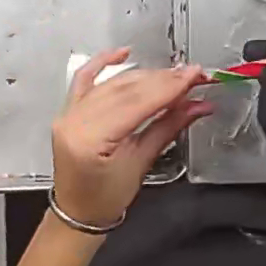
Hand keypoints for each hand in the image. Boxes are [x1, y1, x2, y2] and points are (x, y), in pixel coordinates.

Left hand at [52, 49, 212, 226]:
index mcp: (90, 140)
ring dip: (145, 75)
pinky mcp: (69, 111)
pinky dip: (103, 63)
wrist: (78, 212)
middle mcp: (74, 122)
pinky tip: (124, 53)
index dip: (169, 86)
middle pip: (125, 89)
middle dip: (162, 80)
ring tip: (173, 74)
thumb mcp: (141, 164)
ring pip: (112, 83)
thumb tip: (197, 105)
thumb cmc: (105, 198)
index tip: (194, 75)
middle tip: (192, 74)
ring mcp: (68, 114)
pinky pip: (84, 78)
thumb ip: (168, 127)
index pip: (136, 103)